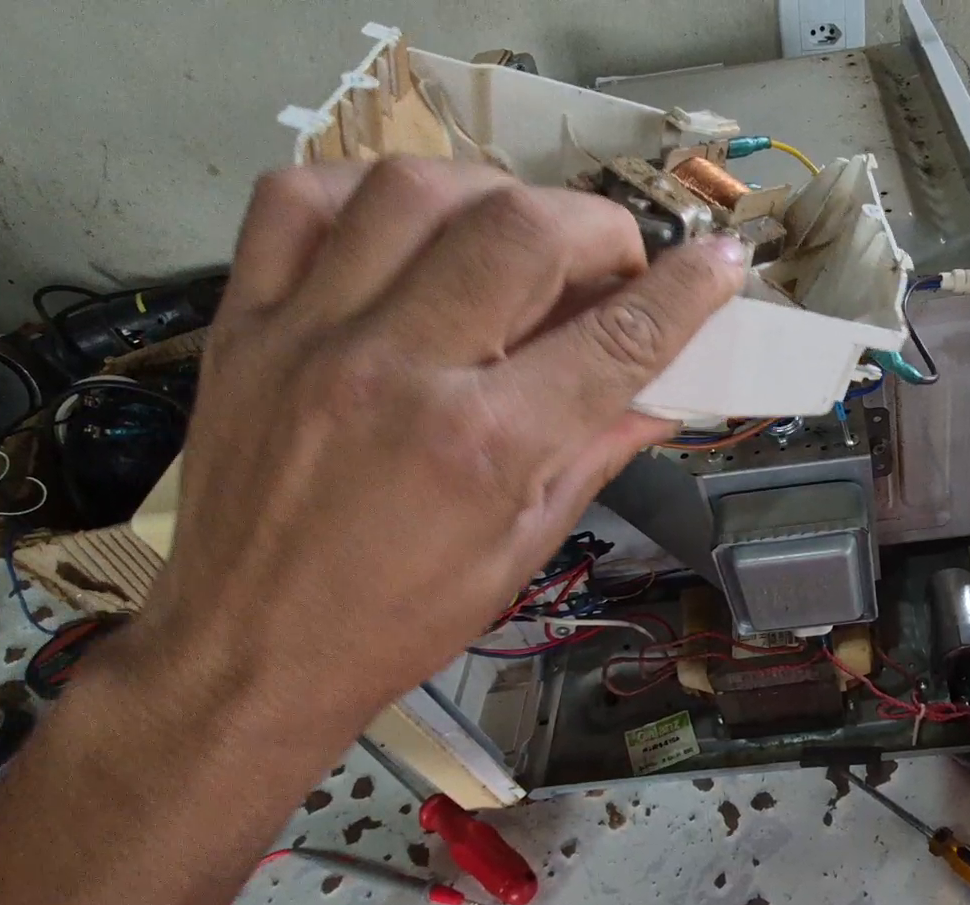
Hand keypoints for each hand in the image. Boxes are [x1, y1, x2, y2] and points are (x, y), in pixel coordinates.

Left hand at [120, 158, 745, 737]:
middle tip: (616, 265)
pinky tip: (415, 230)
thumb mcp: (525, 547)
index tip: (724, 263)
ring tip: (524, 240)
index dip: (687, 291)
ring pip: (418, 188)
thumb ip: (596, 452)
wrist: (250, 650)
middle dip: (600, 229)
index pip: (616, 338)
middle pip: (525, 231)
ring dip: (499, 197)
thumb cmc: (407, 618)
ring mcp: (310, 333)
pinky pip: (301, 197)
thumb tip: (662, 395)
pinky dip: (375, 192)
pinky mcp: (245, 321)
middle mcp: (401, 369)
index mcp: (485, 446)